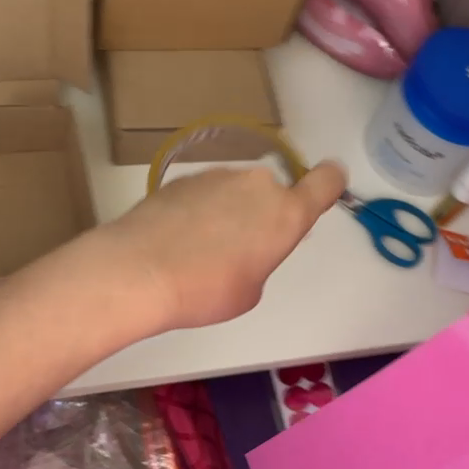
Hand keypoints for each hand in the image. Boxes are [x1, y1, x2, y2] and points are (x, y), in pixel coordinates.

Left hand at [87, 161, 347, 332]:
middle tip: (239, 250)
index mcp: (286, 213)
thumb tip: (243, 246)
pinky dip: (196, 211)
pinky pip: (202, 194)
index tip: (322, 191)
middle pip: (271, 192)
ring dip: (227, 211)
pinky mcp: (180, 179)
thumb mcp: (250, 291)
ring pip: (234, 191)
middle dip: (261, 214)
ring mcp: (216, 176)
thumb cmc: (206, 291)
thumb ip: (261, 260)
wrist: (139, 271)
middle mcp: (256, 184)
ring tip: (199, 250)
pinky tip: (175, 239)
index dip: (329, 184)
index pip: (326, 181)